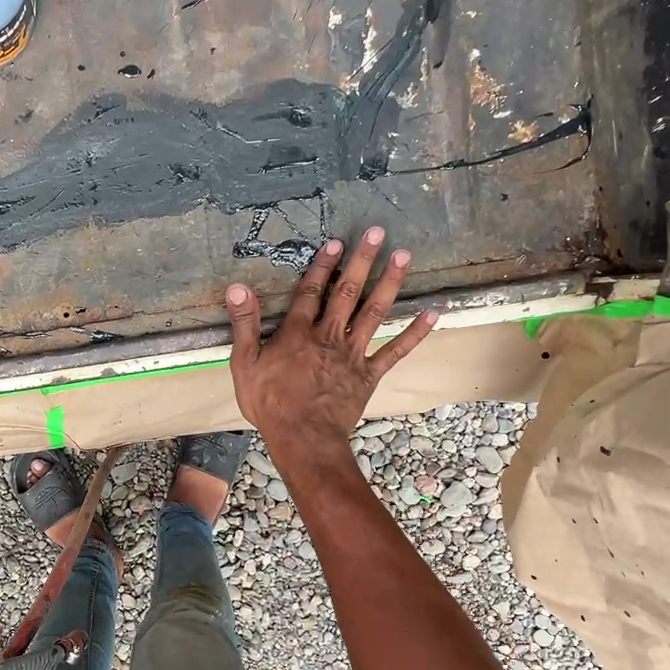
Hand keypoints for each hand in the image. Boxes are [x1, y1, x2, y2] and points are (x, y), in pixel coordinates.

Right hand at [225, 227, 437, 467]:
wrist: (303, 436)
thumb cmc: (269, 402)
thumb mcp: (244, 363)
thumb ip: (244, 324)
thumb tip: (237, 288)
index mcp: (297, 332)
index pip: (310, 291)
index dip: (322, 266)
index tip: (336, 243)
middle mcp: (328, 335)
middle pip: (347, 292)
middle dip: (361, 261)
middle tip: (377, 233)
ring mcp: (352, 354)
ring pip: (374, 312)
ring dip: (389, 283)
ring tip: (404, 256)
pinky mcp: (368, 374)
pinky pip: (395, 351)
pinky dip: (414, 333)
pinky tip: (432, 314)